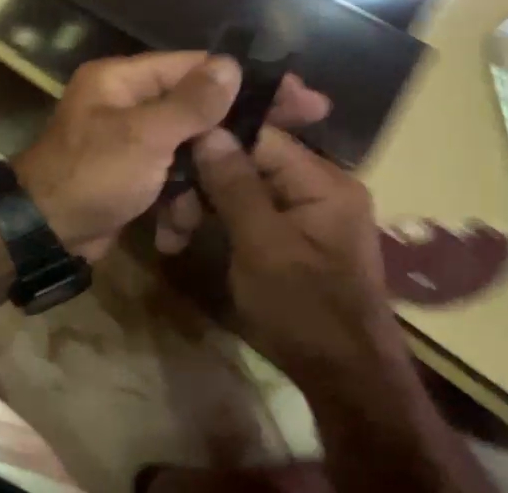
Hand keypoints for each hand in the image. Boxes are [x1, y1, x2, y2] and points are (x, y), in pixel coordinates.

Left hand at [12, 53, 329, 260]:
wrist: (47, 229)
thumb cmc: (92, 174)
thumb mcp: (145, 136)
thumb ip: (190, 103)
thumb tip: (230, 65)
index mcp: (119, 81)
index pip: (193, 68)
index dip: (246, 82)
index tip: (304, 98)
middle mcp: (123, 103)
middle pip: (196, 110)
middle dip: (232, 139)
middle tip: (291, 151)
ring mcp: (127, 140)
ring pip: (189, 151)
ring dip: (199, 185)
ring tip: (203, 208)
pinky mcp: (130, 175)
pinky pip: (171, 181)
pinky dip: (175, 206)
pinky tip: (172, 229)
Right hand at [185, 126, 399, 384]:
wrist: (342, 379)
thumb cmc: (305, 308)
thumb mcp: (263, 245)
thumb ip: (235, 185)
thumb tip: (208, 128)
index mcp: (322, 182)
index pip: (257, 135)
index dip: (207, 140)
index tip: (164, 154)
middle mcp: (315, 186)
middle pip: (242, 159)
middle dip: (198, 180)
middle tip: (165, 212)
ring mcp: (301, 210)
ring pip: (234, 184)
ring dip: (197, 203)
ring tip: (168, 231)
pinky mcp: (284, 232)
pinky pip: (240, 207)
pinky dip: (210, 218)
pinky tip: (179, 235)